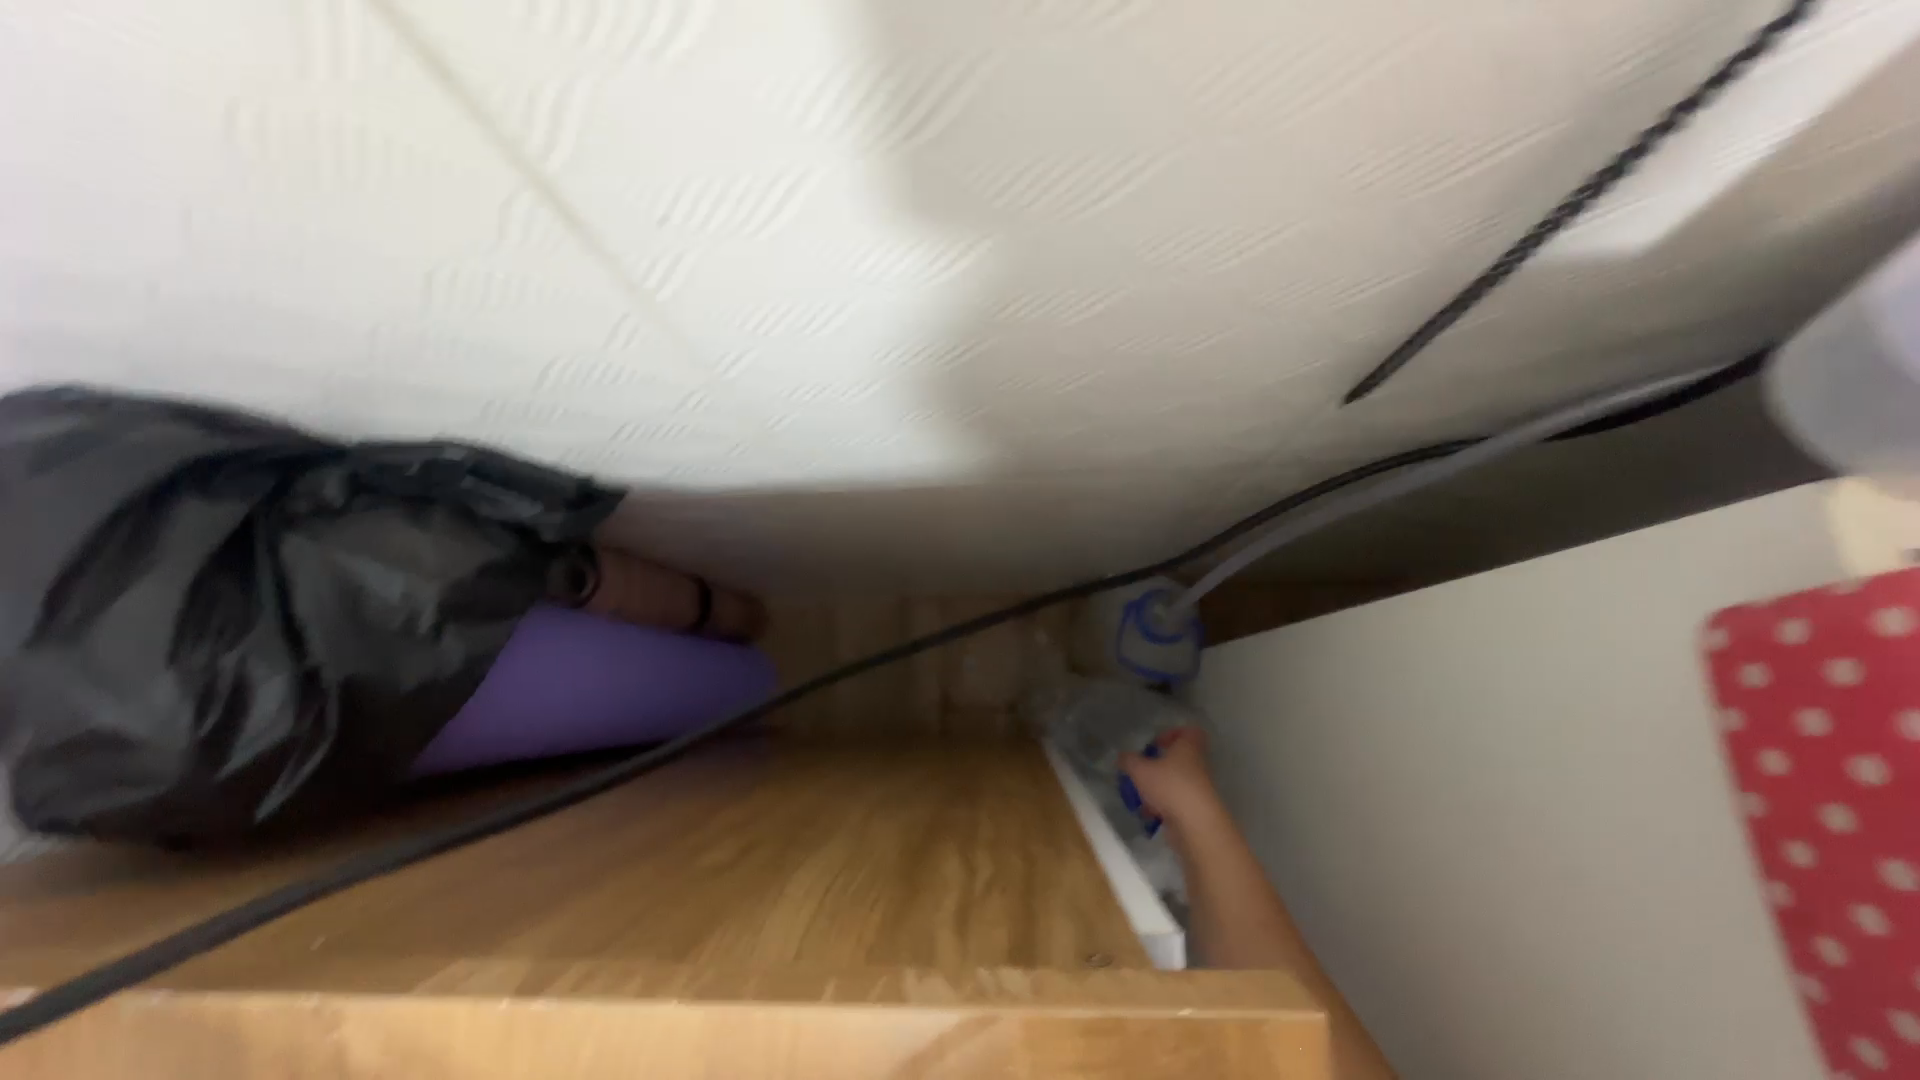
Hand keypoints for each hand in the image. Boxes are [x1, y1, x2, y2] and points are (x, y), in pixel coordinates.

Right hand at [1119, 727, 1223, 828]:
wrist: (1195, 824)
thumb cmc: (1170, 786)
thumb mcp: (1140, 770)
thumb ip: (1129, 761)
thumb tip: (1123, 757)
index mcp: (1188, 748)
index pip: (1190, 731)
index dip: (1173, 734)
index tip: (1155, 744)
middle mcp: (1197, 765)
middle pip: (1178, 759)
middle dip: (1157, 766)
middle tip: (1141, 771)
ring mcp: (1197, 788)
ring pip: (1174, 782)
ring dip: (1156, 788)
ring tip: (1140, 797)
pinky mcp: (1194, 809)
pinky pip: (1175, 802)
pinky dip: (1162, 807)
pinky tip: (1149, 815)